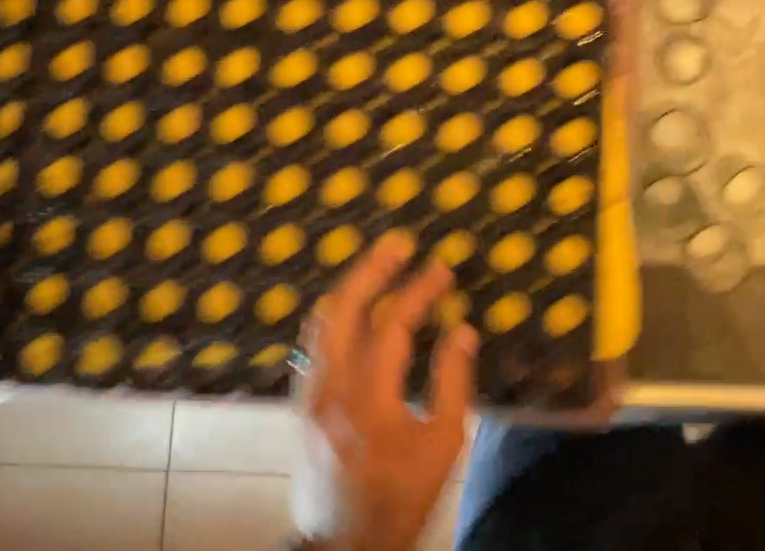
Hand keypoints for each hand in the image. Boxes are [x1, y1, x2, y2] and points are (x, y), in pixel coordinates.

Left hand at [295, 232, 477, 550]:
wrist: (345, 545)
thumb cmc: (401, 495)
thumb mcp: (443, 444)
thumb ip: (453, 382)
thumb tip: (461, 329)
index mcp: (369, 401)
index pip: (391, 328)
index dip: (418, 292)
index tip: (442, 268)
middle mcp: (330, 391)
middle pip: (342, 312)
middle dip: (372, 270)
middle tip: (399, 243)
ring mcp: (309, 397)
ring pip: (321, 324)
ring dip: (351, 288)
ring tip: (378, 264)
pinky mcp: (302, 404)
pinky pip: (316, 343)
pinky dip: (338, 314)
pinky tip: (356, 305)